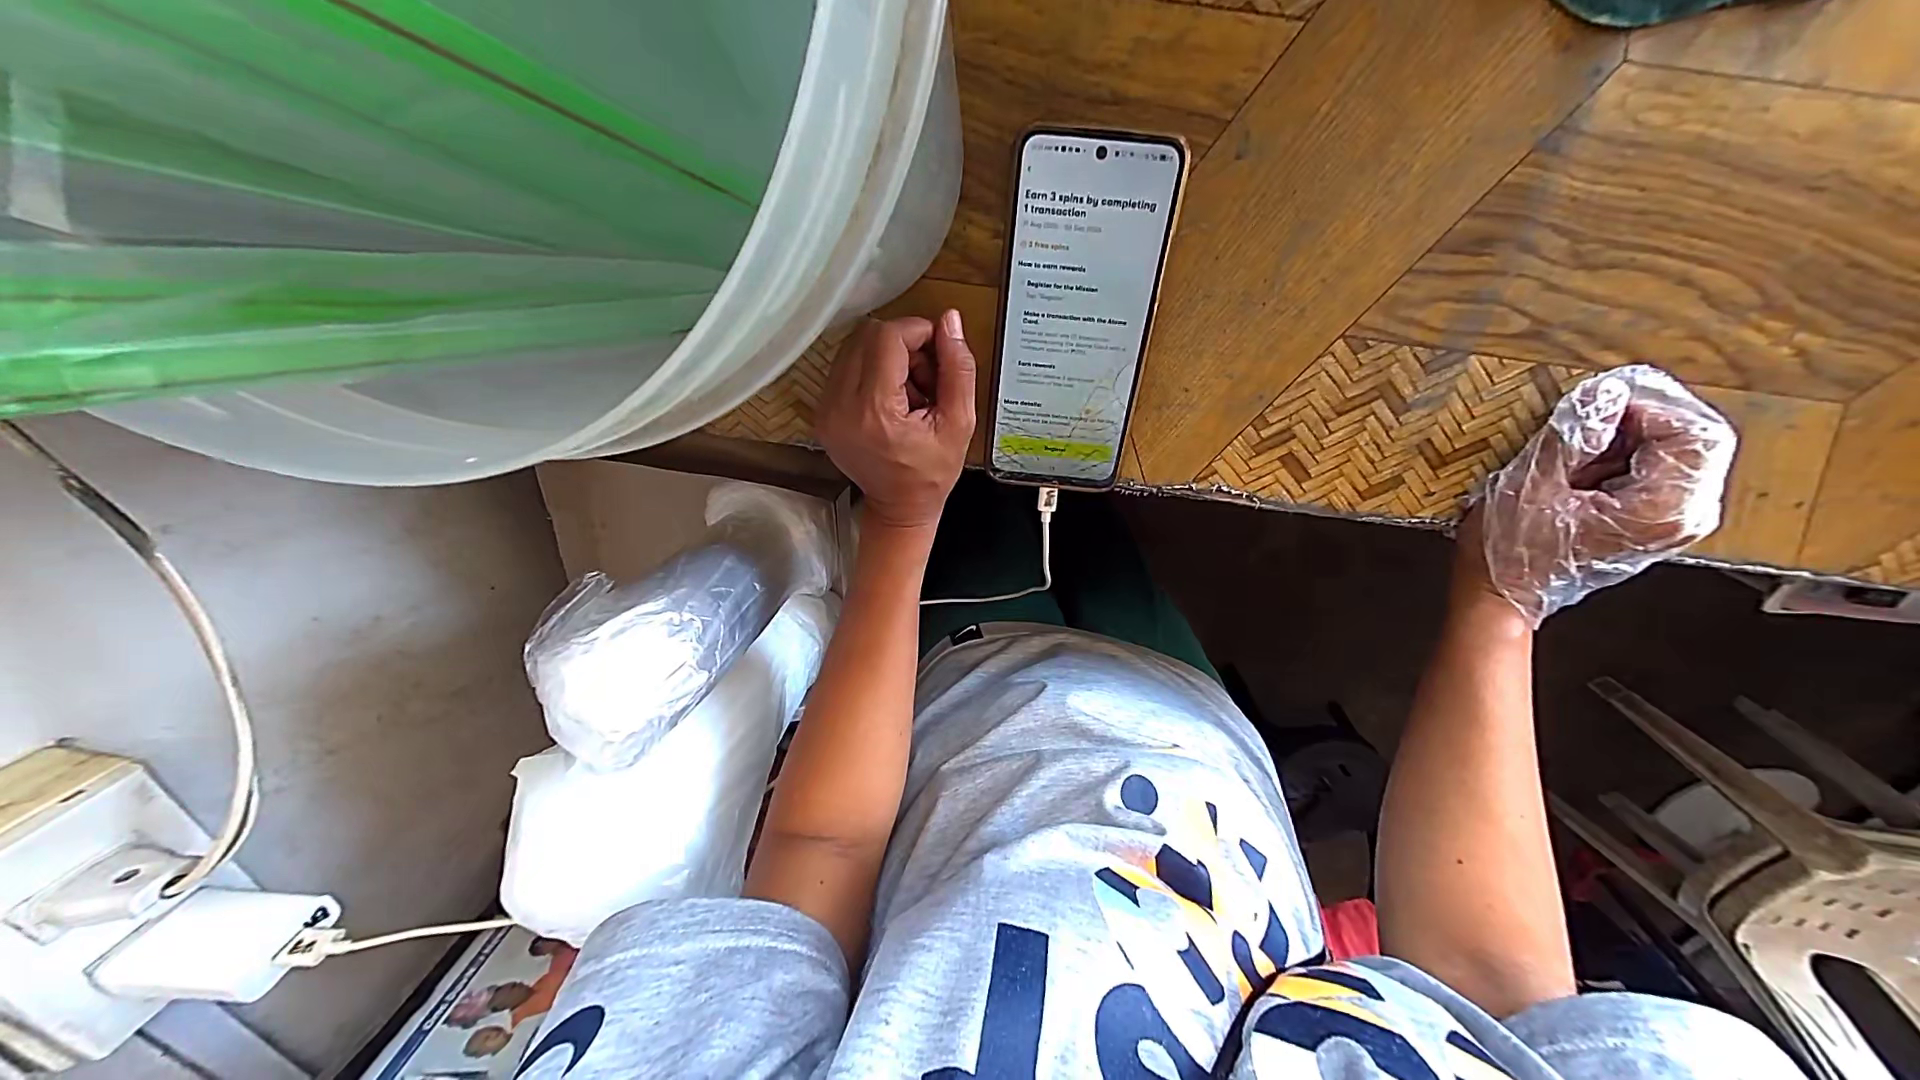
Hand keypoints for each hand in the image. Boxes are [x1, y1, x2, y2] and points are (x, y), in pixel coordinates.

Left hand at [815, 311, 976, 530]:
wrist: (899, 508)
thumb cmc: (931, 474)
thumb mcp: (960, 423)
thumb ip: (958, 369)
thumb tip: (949, 321)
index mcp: (875, 411)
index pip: (887, 337)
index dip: (918, 332)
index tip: (938, 351)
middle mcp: (841, 407)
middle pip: (868, 336)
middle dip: (903, 345)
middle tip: (925, 377)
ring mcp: (826, 410)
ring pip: (855, 347)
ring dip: (886, 356)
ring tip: (909, 391)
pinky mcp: (821, 412)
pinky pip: (845, 367)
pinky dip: (871, 371)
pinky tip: (891, 398)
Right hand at [1476, 365, 1735, 623]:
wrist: (1500, 594)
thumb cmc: (1509, 551)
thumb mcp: (1530, 485)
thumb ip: (1571, 436)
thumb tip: (1602, 393)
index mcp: (1662, 510)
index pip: (1693, 433)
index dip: (1648, 405)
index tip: (1598, 400)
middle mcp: (1682, 517)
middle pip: (1691, 442)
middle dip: (1638, 420)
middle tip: (1583, 416)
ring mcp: (1669, 521)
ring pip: (1671, 454)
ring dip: (1624, 439)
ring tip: (1572, 449)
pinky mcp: (1650, 522)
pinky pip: (1651, 473)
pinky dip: (1618, 458)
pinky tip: (1577, 467)